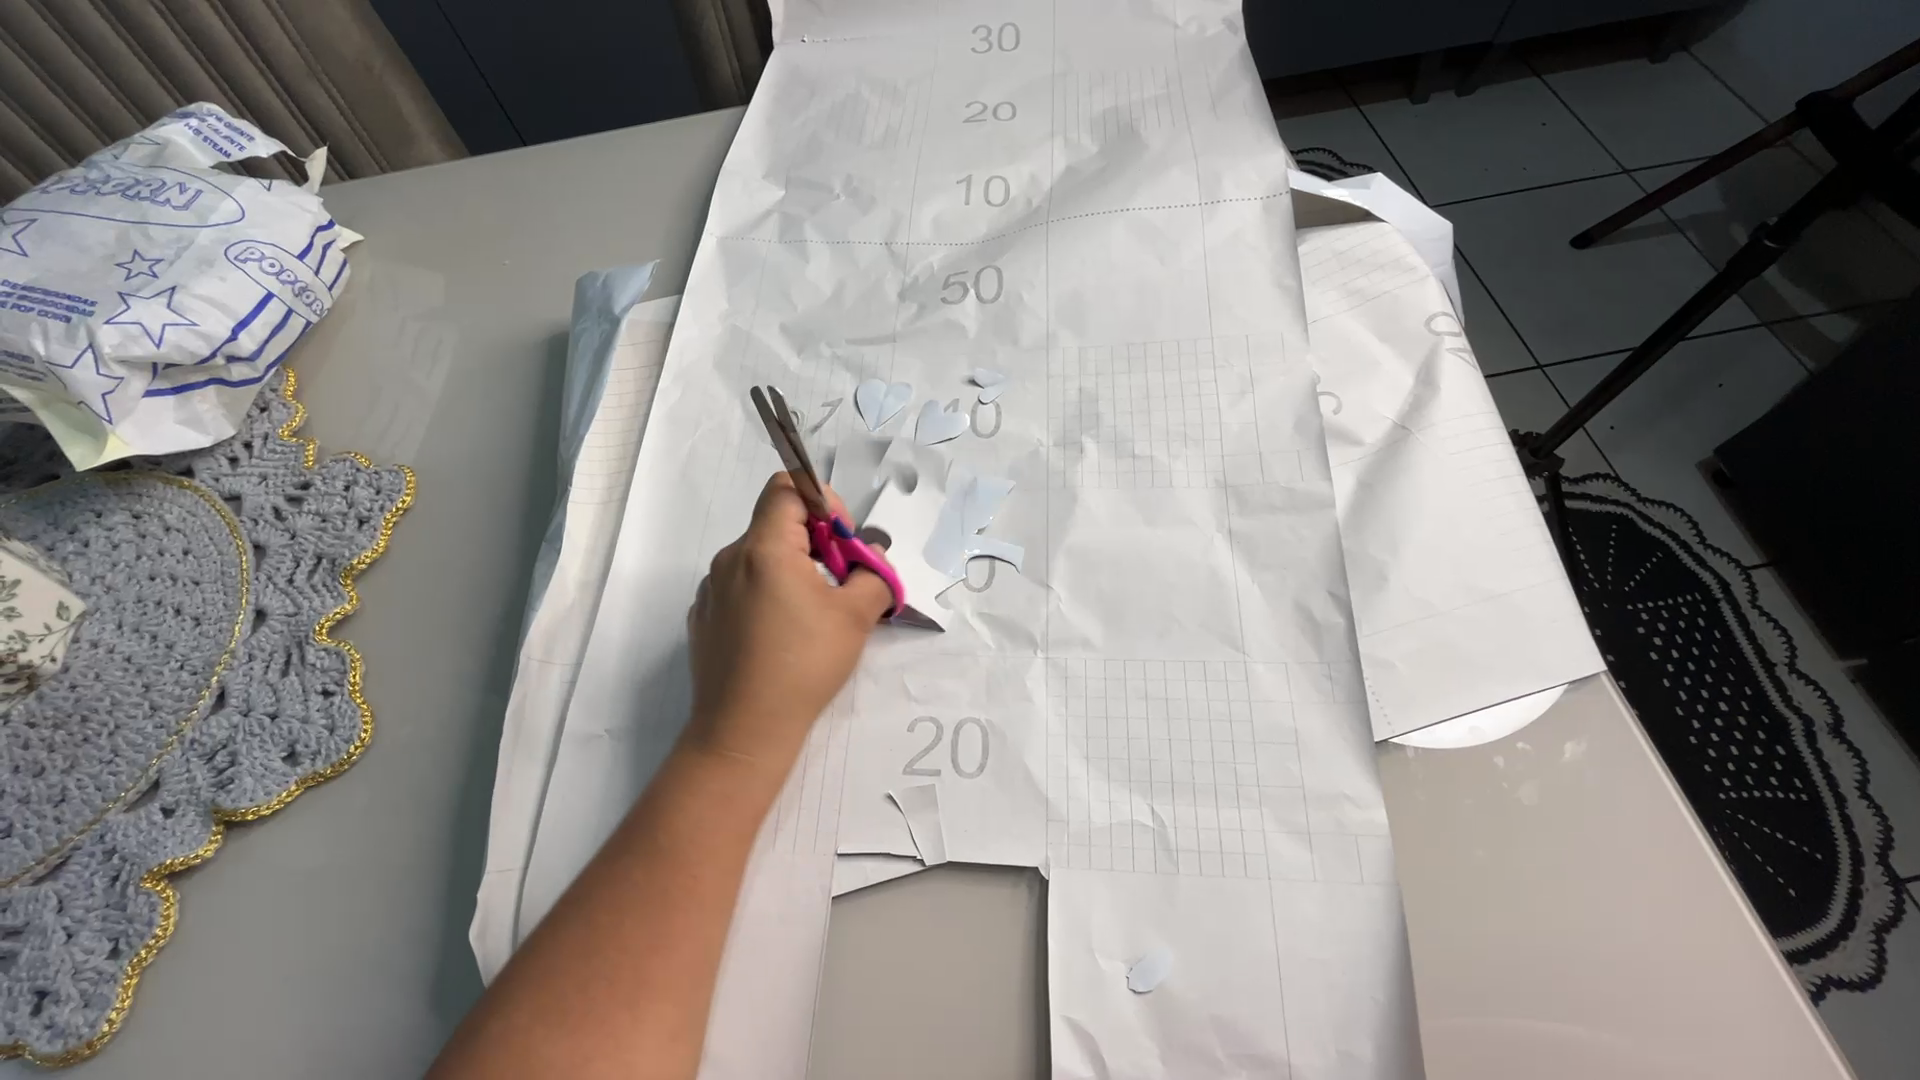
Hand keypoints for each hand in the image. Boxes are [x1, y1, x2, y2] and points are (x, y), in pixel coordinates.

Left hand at [683, 472, 893, 776]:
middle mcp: (730, 559)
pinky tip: (781, 636)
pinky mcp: (704, 617)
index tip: (843, 541)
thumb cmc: (804, 665)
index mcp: (764, 548)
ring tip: (813, 615)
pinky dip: (766, 595)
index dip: (823, 501)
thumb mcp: (856, 617)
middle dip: (816, 541)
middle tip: (841, 582)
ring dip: (792, 569)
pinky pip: (740, 587)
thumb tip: (871, 562)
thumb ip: (873, 575)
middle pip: (776, 523)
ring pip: (759, 557)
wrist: (744, 730)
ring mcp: (711, 590)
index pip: (787, 488)